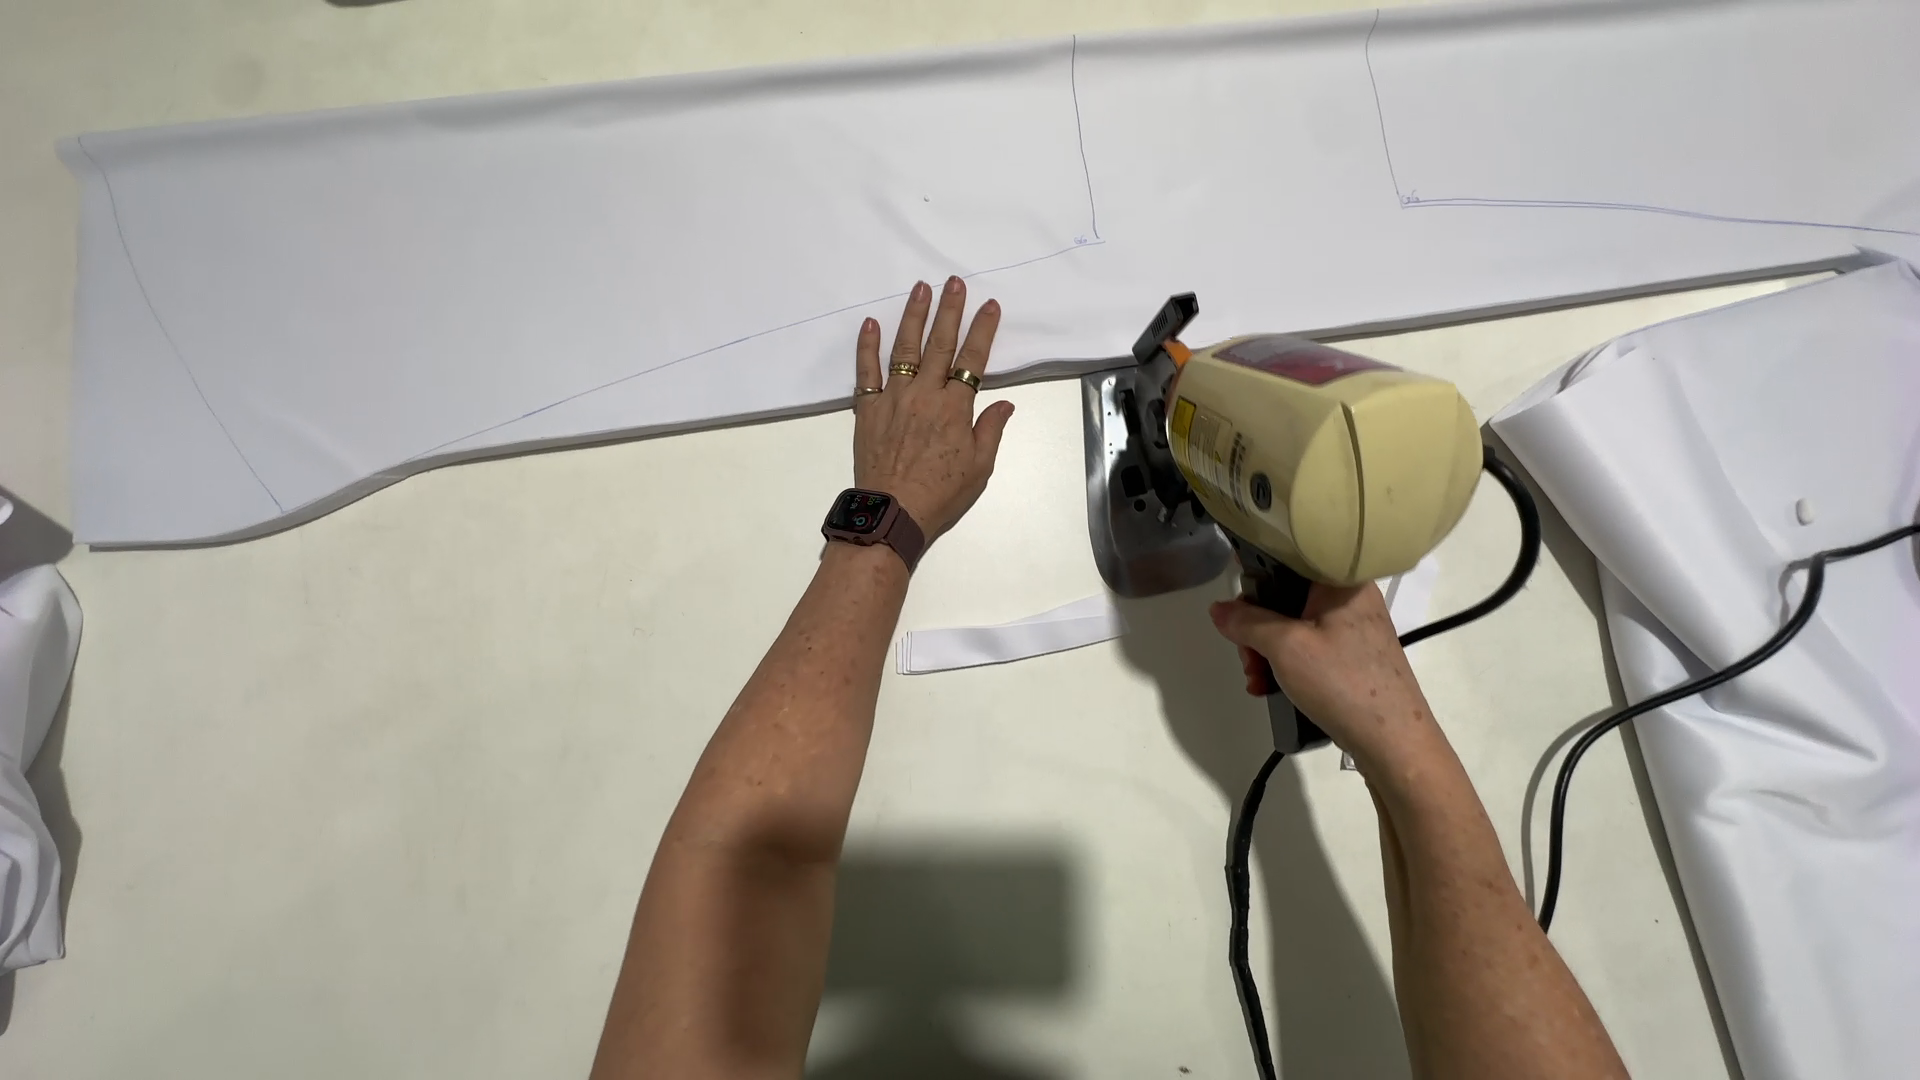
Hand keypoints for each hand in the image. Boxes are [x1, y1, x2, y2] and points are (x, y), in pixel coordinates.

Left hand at [852, 276, 1015, 539]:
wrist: (893, 512)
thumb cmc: (940, 494)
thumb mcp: (979, 467)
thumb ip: (990, 430)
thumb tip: (1004, 404)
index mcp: (955, 408)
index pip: (973, 360)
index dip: (982, 330)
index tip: (989, 305)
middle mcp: (924, 394)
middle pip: (939, 344)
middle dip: (949, 310)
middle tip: (953, 282)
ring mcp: (893, 398)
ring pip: (904, 348)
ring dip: (913, 316)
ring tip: (920, 288)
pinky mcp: (868, 409)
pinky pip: (866, 372)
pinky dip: (868, 347)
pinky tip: (871, 324)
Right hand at [1208, 584, 1441, 771]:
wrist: (1393, 743)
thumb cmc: (1342, 682)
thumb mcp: (1284, 646)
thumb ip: (1246, 621)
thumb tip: (1218, 609)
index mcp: (1342, 582)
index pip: (1291, 558)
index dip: (1256, 571)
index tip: (1235, 595)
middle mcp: (1350, 599)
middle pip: (1286, 596)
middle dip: (1256, 626)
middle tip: (1248, 657)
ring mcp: (1353, 631)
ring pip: (1292, 625)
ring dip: (1265, 650)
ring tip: (1257, 680)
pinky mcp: (1352, 658)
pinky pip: (1306, 648)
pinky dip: (1284, 663)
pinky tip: (1269, 687)